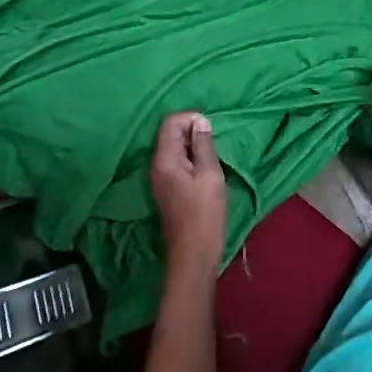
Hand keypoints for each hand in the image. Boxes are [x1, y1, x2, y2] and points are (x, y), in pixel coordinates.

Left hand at [150, 111, 226, 269]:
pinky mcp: (167, 188)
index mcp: (164, 159)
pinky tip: (205, 167)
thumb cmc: (205, 213)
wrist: (194, 252)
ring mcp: (160, 178)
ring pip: (174, 148)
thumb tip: (200, 121)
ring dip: (193, 145)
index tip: (211, 129)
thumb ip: (204, 145)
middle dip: (192, 130)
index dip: (191, 118)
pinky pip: (176, 162)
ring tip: (213, 154)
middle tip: (214, 141)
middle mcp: (156, 165)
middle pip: (169, 133)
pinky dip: (190, 158)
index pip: (170, 122)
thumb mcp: (210, 174)